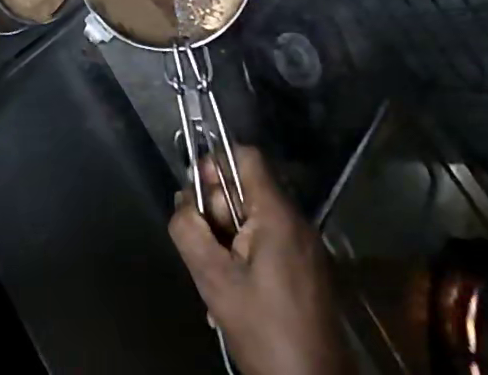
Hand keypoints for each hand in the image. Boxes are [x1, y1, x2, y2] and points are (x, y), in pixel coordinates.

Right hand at [169, 146, 350, 374]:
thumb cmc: (264, 331)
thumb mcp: (214, 280)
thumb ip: (189, 232)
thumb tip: (182, 202)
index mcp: (277, 215)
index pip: (245, 157)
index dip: (215, 164)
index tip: (195, 194)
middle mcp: (295, 222)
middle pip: (245, 190)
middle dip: (215, 211)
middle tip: (202, 246)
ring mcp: (303, 247)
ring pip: (251, 220)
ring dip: (225, 239)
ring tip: (214, 277)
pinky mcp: (305, 271)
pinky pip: (265, 244)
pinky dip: (243, 257)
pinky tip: (232, 291)